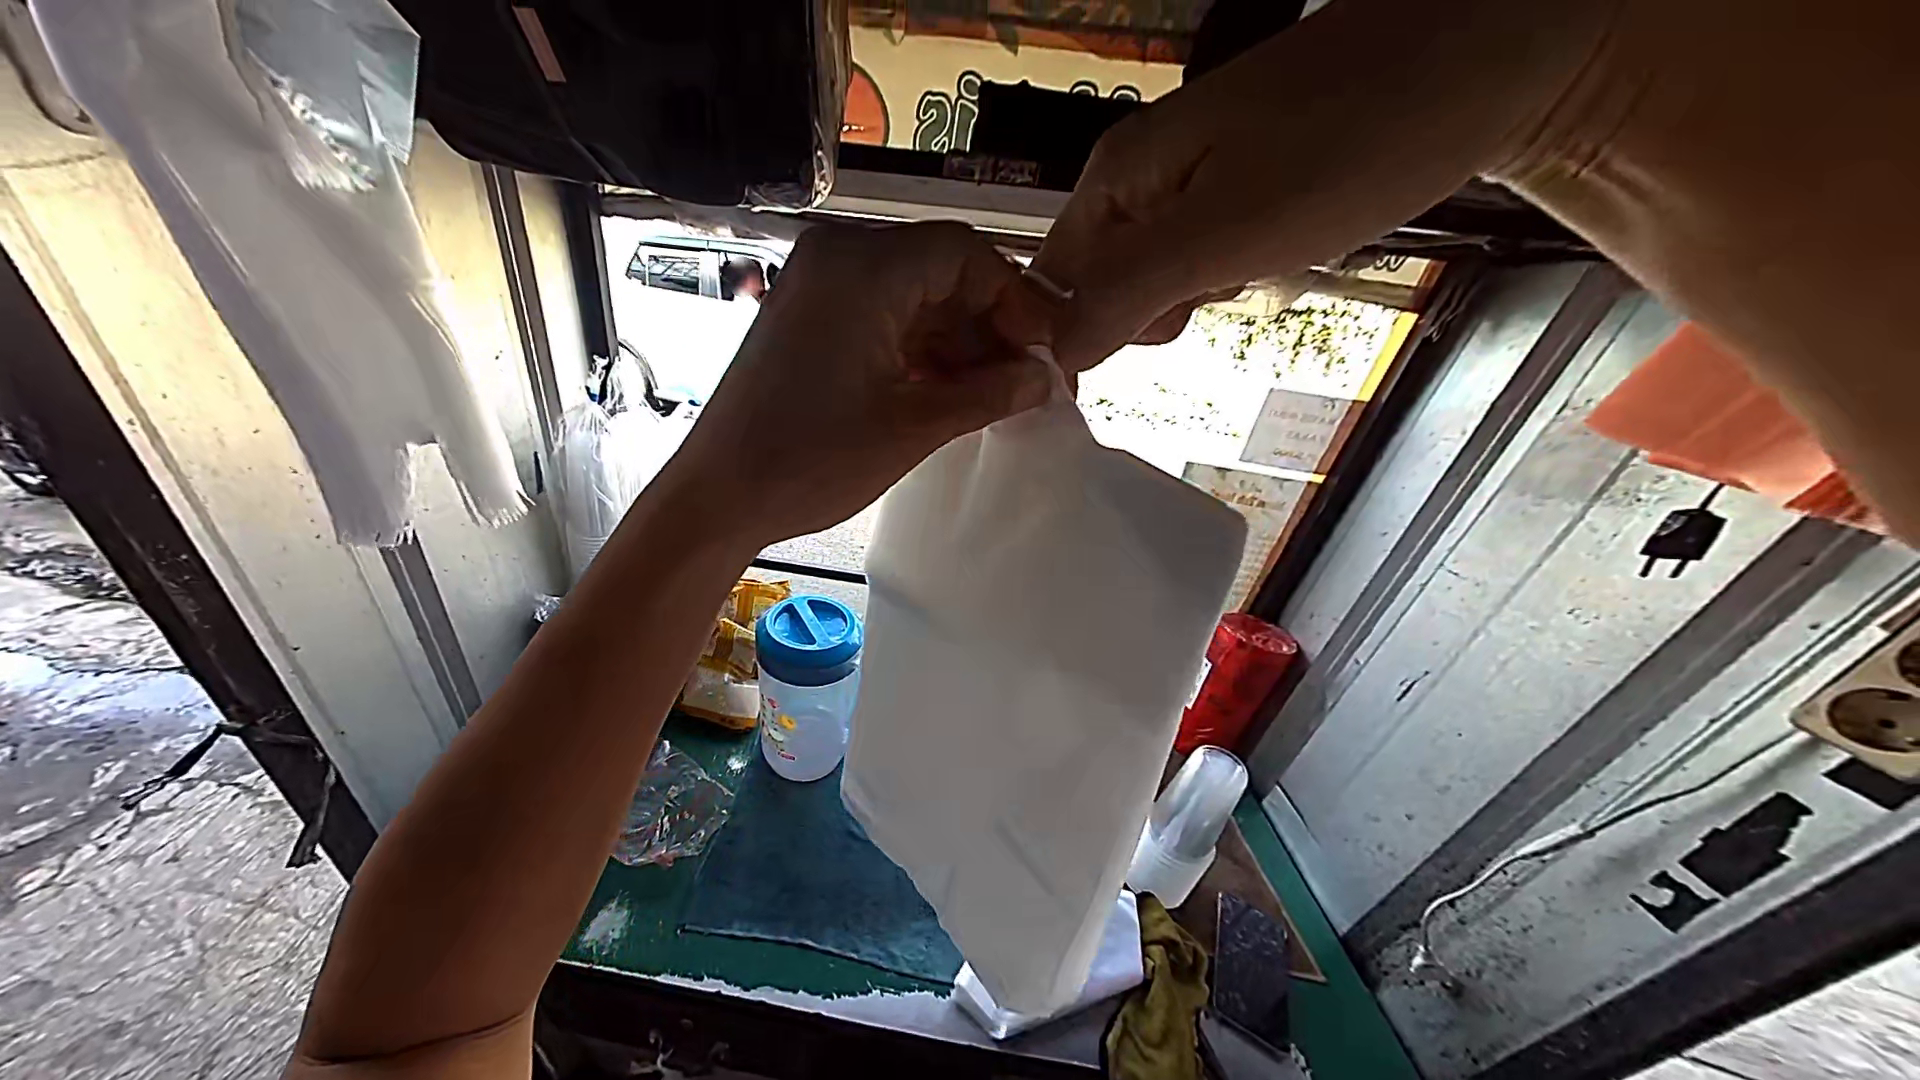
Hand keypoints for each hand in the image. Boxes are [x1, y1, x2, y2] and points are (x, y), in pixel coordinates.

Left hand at [656, 221, 1056, 546]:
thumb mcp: (914, 426)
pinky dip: (919, 352)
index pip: (966, 253)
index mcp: (864, 268)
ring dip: (956, 344)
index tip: (1041, 349)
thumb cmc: (811, 459)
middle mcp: (838, 260)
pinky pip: (882, 320)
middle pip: (939, 273)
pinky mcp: (809, 321)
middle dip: (987, 327)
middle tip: (1022, 379)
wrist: (720, 495)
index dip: (1015, 299)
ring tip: (990, 395)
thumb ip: (990, 394)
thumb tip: (1041, 378)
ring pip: (913, 299)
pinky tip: (946, 392)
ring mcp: (818, 289)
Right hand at [1032, 0, 1612, 372]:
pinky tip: (1258, 256)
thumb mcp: (1222, 235)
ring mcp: (1179, 181)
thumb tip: (1053, 357)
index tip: (1118, 367)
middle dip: (1137, 315)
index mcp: (1112, 181)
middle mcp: (1132, 179)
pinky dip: (1214, 277)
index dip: (1067, 336)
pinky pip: (1188, 258)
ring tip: (1239, 272)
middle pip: (1092, 284)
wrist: (1490, 50)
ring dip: (1181, 299)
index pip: (1048, 286)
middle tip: (1201, 301)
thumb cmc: (1352, 143)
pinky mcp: (1224, 188)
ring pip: (1143, 278)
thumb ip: (1125, 295)